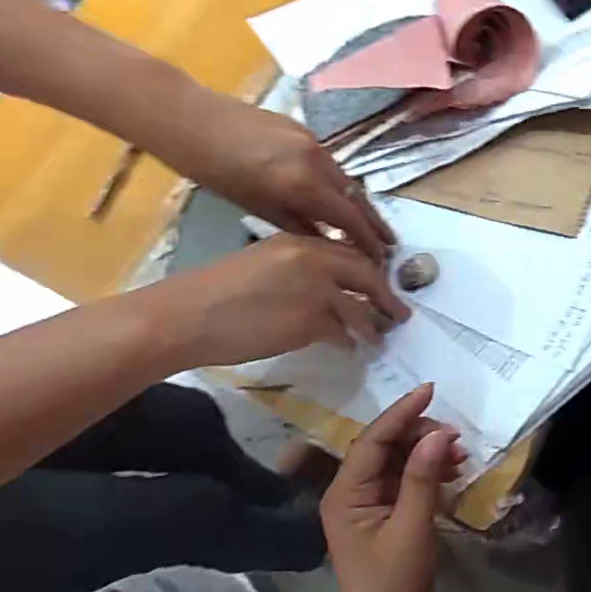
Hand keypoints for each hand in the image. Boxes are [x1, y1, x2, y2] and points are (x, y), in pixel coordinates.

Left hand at [145, 89, 396, 262]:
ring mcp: (312, 141)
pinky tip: (337, 198)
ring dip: (358, 205)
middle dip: (374, 224)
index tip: (381, 260)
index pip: (350, 218)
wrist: (189, 118)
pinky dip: (339, 185)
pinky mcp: (303, 130)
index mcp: (302, 183)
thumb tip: (329, 244)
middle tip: (389, 247)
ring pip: (345, 179)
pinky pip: (330, 164)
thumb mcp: (256, 207)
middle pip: (356, 197)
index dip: (368, 241)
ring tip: (368, 227)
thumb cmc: (214, 172)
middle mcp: (316, 159)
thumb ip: (298, 225)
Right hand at [153, 235, 409, 367]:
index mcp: (298, 242)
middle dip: (387, 294)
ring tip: (380, 337)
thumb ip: (297, 269)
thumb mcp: (262, 265)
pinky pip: (343, 333)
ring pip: (360, 307)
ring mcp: (315, 290)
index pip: (348, 250)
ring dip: (374, 324)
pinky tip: (350, 349)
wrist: (189, 316)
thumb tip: (325, 287)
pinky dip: (350, 342)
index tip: (383, 280)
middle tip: (400, 311)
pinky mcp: (311, 322)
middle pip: (366, 273)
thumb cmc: (216, 293)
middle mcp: (313, 260)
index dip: (371, 267)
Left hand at [320, 384, 467, 591]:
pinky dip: (425, 472)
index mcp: (345, 492)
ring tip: (459, 453)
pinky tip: (450, 470)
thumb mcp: (412, 528)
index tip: (429, 391)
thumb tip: (439, 434)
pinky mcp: (380, 512)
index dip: (401, 413)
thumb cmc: (393, 581)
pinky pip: (402, 479)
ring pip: (394, 461)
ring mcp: (364, 502)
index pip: (372, 440)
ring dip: (425, 452)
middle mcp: (349, 491)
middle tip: (454, 435)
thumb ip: (423, 478)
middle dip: (418, 435)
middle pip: (383, 446)